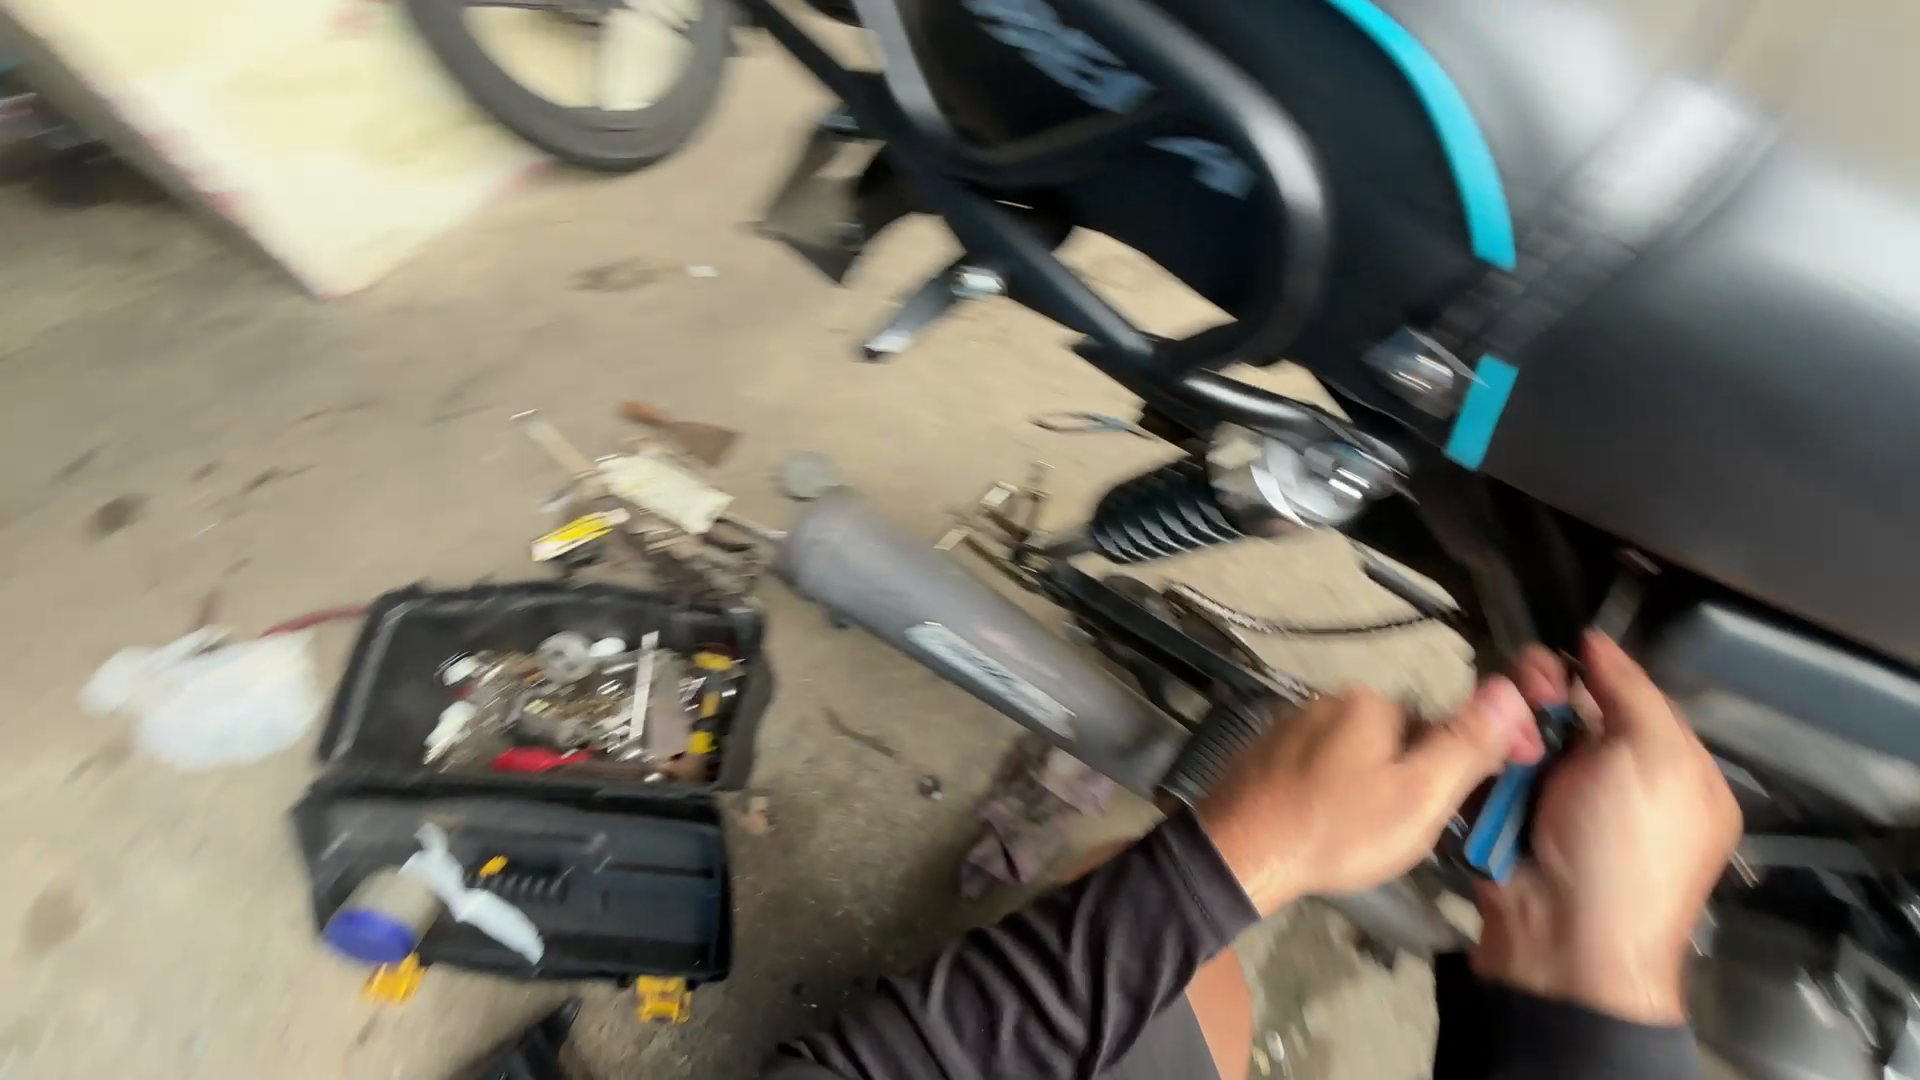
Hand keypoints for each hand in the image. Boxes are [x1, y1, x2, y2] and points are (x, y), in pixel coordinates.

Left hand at [1196, 678, 1542, 914]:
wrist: (1242, 850)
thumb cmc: (1337, 828)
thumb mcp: (1419, 795)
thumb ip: (1465, 743)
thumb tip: (1507, 691)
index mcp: (1366, 703)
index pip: (1437, 725)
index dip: (1458, 767)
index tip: (1460, 808)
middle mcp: (1324, 701)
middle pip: (1395, 739)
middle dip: (1410, 780)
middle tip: (1404, 829)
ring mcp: (1289, 724)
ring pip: (1356, 755)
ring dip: (1370, 786)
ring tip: (1362, 832)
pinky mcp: (1266, 751)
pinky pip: (1317, 766)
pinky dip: (1331, 790)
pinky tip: (1327, 823)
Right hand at [1472, 631, 1740, 1024]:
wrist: (1559, 923)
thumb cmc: (1624, 844)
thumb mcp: (1657, 763)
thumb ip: (1633, 694)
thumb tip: (1596, 641)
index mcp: (1661, 764)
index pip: (1620, 691)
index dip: (1590, 669)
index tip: (1561, 657)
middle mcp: (1602, 768)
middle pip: (1559, 700)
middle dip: (1537, 689)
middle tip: (1524, 691)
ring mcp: (1543, 783)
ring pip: (1512, 719)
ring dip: (1504, 717)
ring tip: (1499, 727)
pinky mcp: (1493, 794)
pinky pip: (1480, 748)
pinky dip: (1476, 741)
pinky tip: (1474, 738)